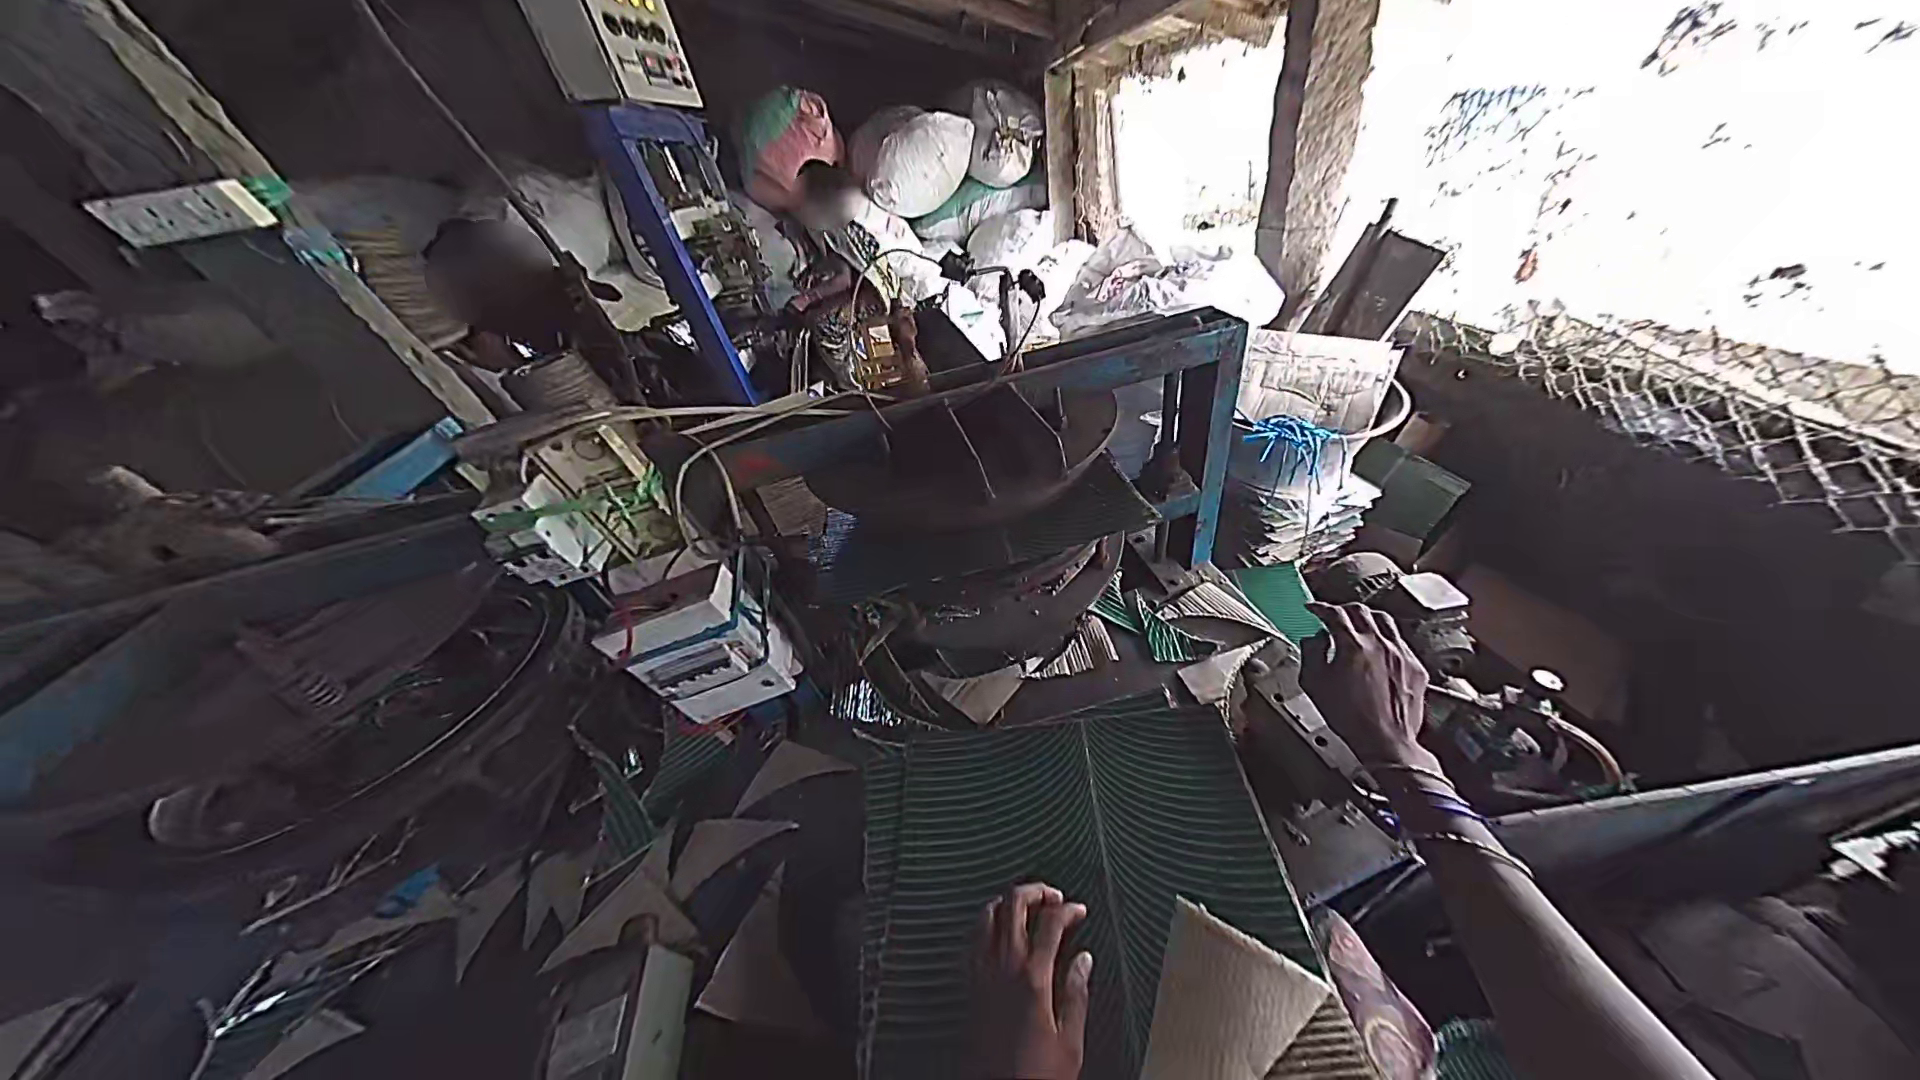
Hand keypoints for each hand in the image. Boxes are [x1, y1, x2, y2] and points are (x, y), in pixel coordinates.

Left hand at [969, 882, 1092, 1079]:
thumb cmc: (1032, 1077)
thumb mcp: (1069, 1043)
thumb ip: (1076, 993)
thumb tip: (1084, 961)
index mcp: (1033, 977)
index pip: (1051, 921)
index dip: (1068, 908)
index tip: (1078, 909)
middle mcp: (1004, 965)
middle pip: (1014, 903)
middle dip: (1036, 890)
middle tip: (1053, 896)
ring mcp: (982, 971)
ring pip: (990, 913)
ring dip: (1009, 901)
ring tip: (1026, 904)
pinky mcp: (969, 982)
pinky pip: (974, 936)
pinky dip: (987, 921)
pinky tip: (996, 927)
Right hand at [1303, 602, 1435, 769]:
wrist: (1385, 741)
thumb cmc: (1350, 716)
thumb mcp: (1314, 682)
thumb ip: (1311, 652)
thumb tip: (1314, 639)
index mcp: (1352, 646)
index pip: (1334, 613)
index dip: (1320, 607)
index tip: (1313, 609)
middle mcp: (1380, 645)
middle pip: (1361, 610)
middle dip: (1342, 609)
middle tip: (1332, 615)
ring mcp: (1401, 654)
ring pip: (1384, 620)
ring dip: (1366, 618)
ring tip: (1356, 626)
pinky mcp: (1415, 667)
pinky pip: (1399, 640)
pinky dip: (1384, 637)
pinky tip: (1376, 647)